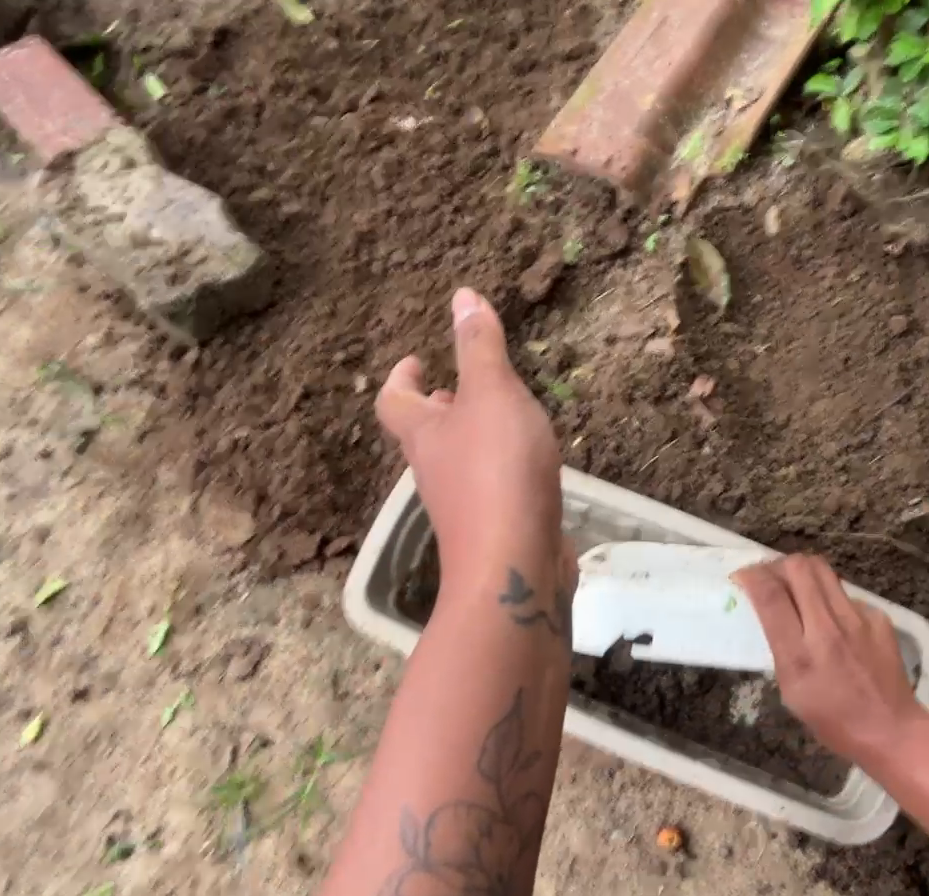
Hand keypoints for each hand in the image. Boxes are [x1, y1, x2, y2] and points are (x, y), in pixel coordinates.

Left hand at [377, 289, 565, 589]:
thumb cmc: (497, 471)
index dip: (401, 378)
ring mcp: (465, 506)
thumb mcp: (492, 395)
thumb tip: (461, 296)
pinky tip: (533, 466)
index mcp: (424, 435)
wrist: (513, 565)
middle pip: (426, 434)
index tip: (415, 360)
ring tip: (505, 420)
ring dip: (474, 439)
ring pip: (461, 463)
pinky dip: (505, 470)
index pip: (395, 401)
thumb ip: (479, 348)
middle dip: (441, 408)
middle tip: (460, 387)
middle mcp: (436, 471)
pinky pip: (494, 489)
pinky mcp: (496, 529)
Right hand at [732, 555, 928, 764]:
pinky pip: (845, 593)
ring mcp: (857, 619)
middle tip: (769, 578)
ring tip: (795, 586)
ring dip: (802, 572)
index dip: (751, 576)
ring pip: (822, 569)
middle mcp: (828, 629)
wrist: (890, 729)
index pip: (770, 595)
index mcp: (799, 655)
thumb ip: (780, 647)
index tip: (742, 577)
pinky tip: (832, 619)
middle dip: (776, 565)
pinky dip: (830, 598)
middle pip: (797, 568)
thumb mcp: (790, 690)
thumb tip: (773, 612)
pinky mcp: (878, 617)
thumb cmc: (832, 720)